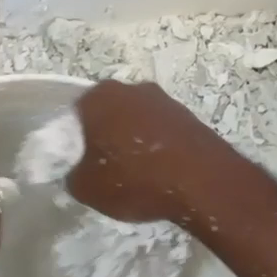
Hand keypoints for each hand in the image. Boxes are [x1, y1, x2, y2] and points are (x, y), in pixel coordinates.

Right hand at [66, 80, 235, 223]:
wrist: (202, 182)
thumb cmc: (135, 179)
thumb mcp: (86, 188)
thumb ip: (73, 174)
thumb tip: (81, 170)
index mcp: (99, 97)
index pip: (75, 114)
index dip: (74, 140)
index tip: (80, 162)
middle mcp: (132, 88)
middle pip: (108, 114)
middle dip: (105, 138)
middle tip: (105, 169)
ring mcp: (164, 100)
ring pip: (137, 122)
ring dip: (134, 143)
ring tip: (136, 175)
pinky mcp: (189, 116)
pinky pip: (162, 133)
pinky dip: (158, 149)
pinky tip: (160, 173)